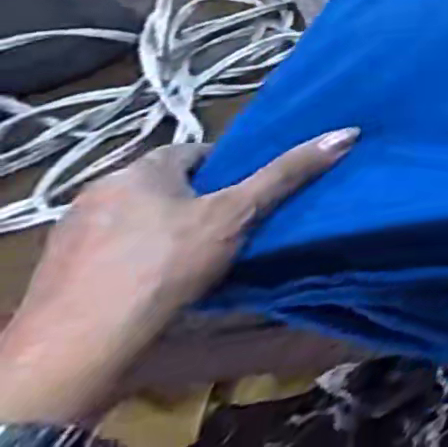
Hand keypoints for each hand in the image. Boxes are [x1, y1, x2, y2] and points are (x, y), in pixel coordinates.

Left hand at [0, 129, 356, 423]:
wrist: (73, 352)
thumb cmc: (162, 265)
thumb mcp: (237, 213)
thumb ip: (288, 173)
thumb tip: (347, 132)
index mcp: (132, 173)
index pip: (195, 151)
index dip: (231, 166)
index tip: (254, 189)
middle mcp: (95, 196)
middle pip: (170, 185)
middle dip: (205, 198)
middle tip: (240, 217)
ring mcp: (71, 238)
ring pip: (144, 218)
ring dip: (175, 228)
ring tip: (211, 248)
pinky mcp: (62, 275)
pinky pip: (120, 249)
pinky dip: (148, 256)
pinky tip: (169, 277)